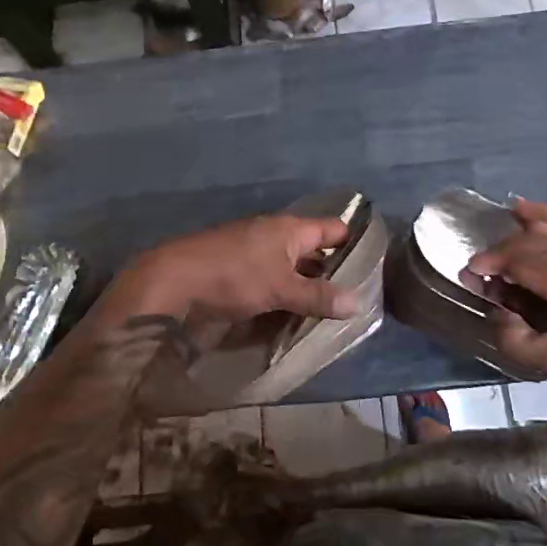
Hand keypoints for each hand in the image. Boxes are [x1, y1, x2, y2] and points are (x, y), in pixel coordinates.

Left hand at [120, 214, 355, 325]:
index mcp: (288, 230)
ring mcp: (253, 254)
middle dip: (331, 273)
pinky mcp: (236, 274)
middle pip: (312, 252)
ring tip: (331, 313)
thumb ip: (318, 296)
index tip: (373, 264)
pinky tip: (294, 316)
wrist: (173, 282)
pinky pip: (271, 283)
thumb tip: (358, 303)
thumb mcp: (281, 288)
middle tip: (356, 298)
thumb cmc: (233, 276)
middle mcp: (273, 236)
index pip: (331, 229)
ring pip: (291, 270)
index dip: (353, 242)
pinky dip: (284, 297)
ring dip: (306, 289)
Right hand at [466, 200, 546, 398]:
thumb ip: (514, 339)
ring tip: (496, 235)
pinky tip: (526, 209)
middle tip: (481, 274)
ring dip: (517, 233)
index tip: (469, 278)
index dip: (487, 266)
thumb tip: (496, 314)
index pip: (514, 260)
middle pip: (527, 241)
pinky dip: (543, 218)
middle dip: (498, 253)